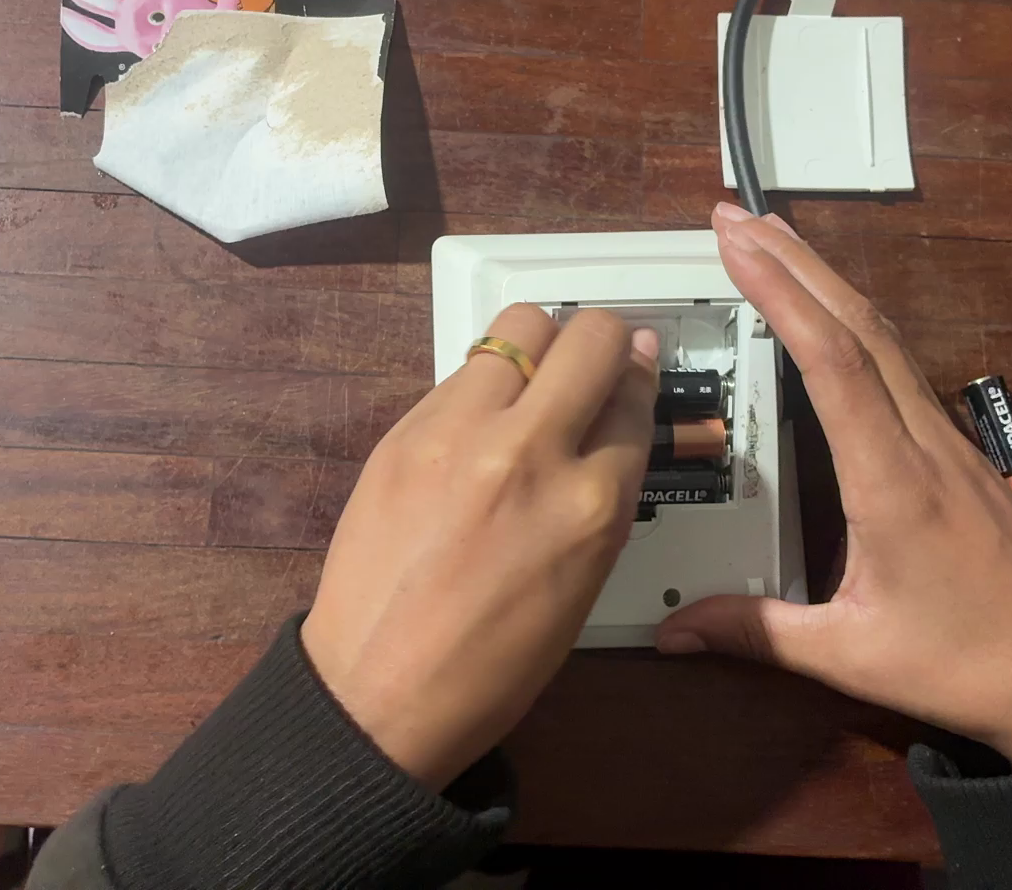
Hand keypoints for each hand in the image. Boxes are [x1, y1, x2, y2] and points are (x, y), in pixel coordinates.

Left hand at [302, 305, 659, 788]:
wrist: (376, 686)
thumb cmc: (494, 657)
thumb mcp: (583, 578)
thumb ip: (605, 487)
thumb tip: (616, 417)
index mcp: (591, 505)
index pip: (634, 396)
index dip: (635, 382)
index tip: (628, 377)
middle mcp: (530, 451)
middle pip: (590, 334)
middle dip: (601, 341)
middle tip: (587, 367)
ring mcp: (460, 432)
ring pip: (521, 325)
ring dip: (538, 347)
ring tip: (528, 389)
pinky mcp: (405, 428)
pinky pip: (464, 370)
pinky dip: (484, 382)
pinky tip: (475, 424)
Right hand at [655, 203, 1011, 771]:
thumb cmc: (968, 665)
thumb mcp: (851, 655)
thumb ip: (756, 630)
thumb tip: (671, 631)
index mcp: (892, 481)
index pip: (834, 364)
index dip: (783, 296)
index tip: (738, 245)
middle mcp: (922, 441)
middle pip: (859, 325)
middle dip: (794, 260)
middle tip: (735, 215)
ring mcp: (944, 438)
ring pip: (881, 333)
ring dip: (823, 277)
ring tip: (771, 236)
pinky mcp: (951, 448)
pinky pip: (895, 360)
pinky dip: (849, 315)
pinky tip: (825, 307)